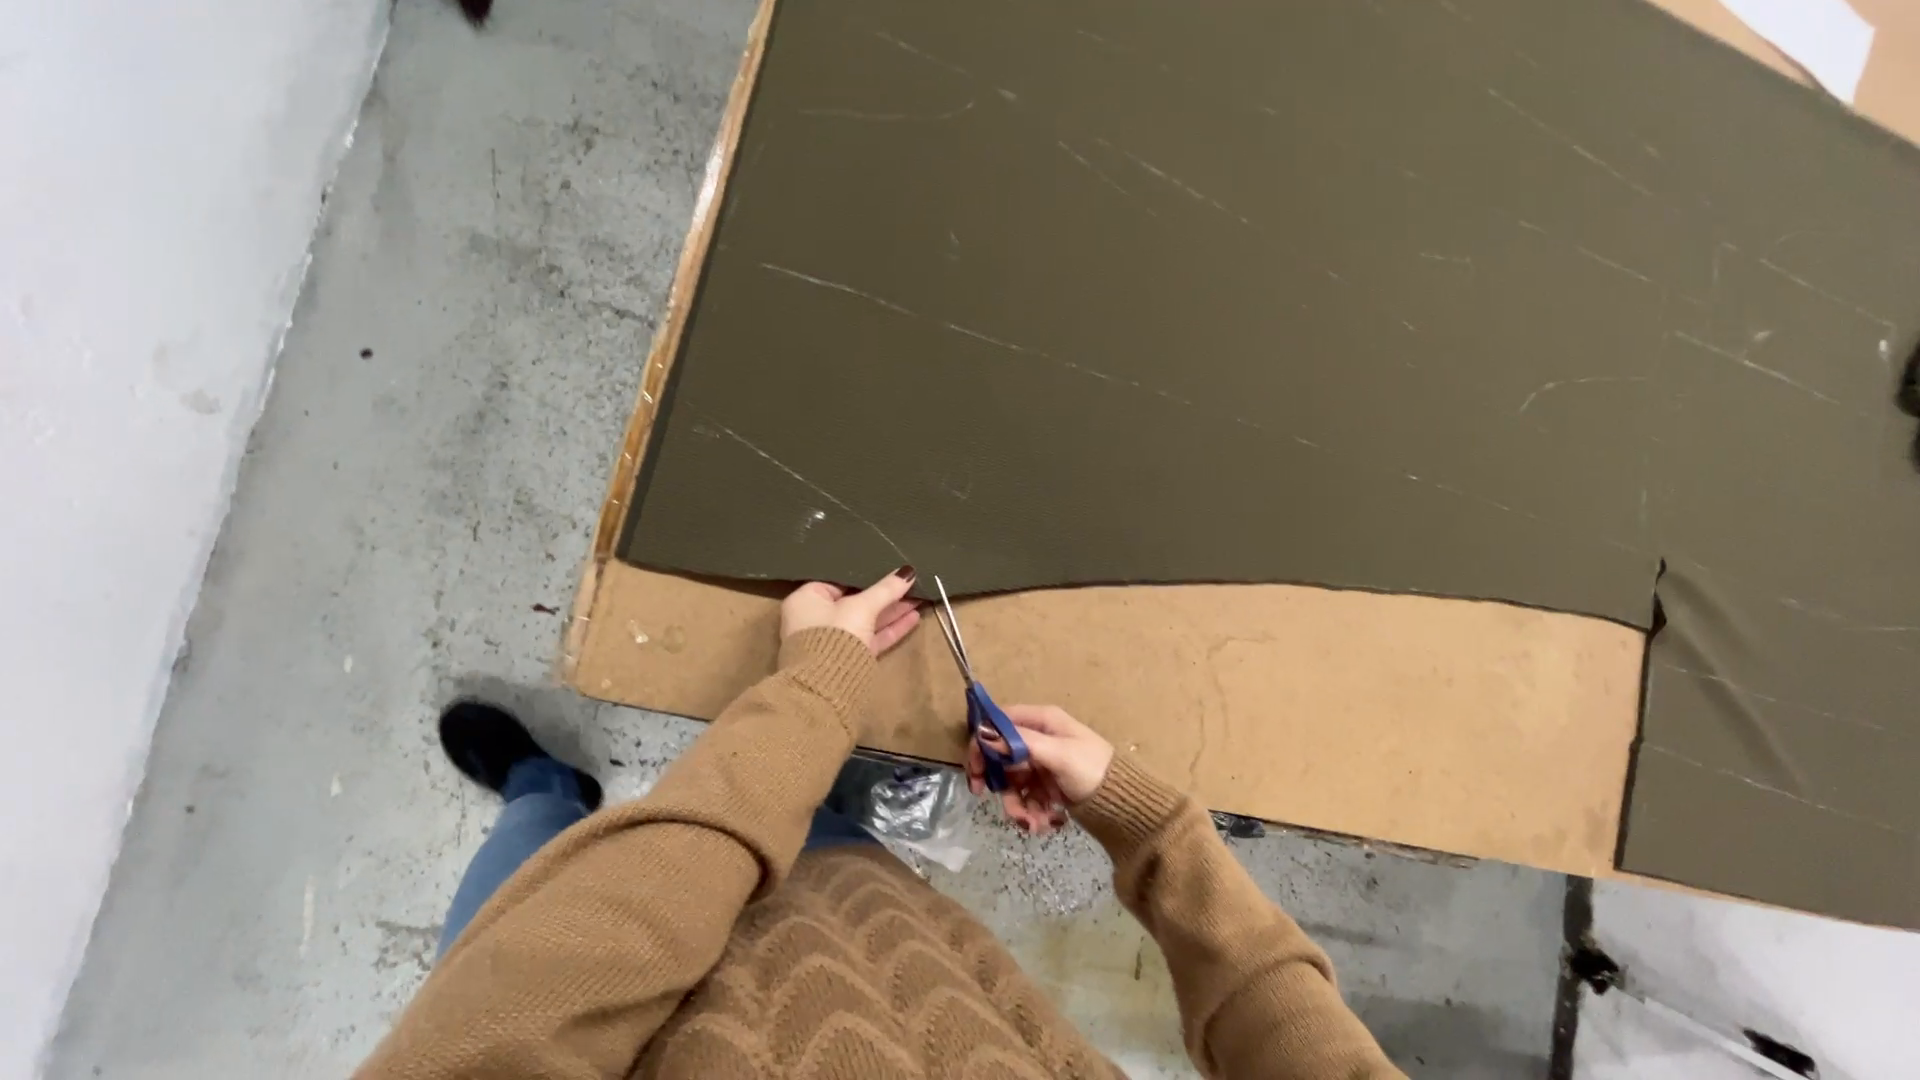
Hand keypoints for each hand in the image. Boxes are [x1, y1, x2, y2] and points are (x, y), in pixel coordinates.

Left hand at [780, 565, 921, 655]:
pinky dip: (891, 628)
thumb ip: (885, 589)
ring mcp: (835, 639)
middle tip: (908, 580)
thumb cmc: (836, 633)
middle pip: (855, 600)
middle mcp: (817, 618)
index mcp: (807, 599)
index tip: (887, 567)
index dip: (863, 574)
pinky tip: (914, 617)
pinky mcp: (850, 657)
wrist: (827, 687)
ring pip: (867, 620)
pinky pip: (872, 636)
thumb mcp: (861, 606)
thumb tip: (908, 571)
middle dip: (884, 593)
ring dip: (892, 609)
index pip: (837, 581)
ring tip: (919, 596)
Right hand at [967, 704, 1114, 835]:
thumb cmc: (1093, 770)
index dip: (983, 741)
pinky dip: (1030, 811)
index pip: (1000, 721)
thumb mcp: (1058, 755)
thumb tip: (984, 733)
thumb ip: (1021, 743)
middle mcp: (1039, 738)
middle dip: (998, 780)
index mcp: (1042, 720)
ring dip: (1016, 803)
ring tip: (1031, 823)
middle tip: (982, 795)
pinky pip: (1026, 796)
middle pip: (1002, 754)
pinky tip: (1043, 824)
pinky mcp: (1047, 785)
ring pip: (1012, 780)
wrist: (1123, 804)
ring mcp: (1042, 762)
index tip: (974, 767)